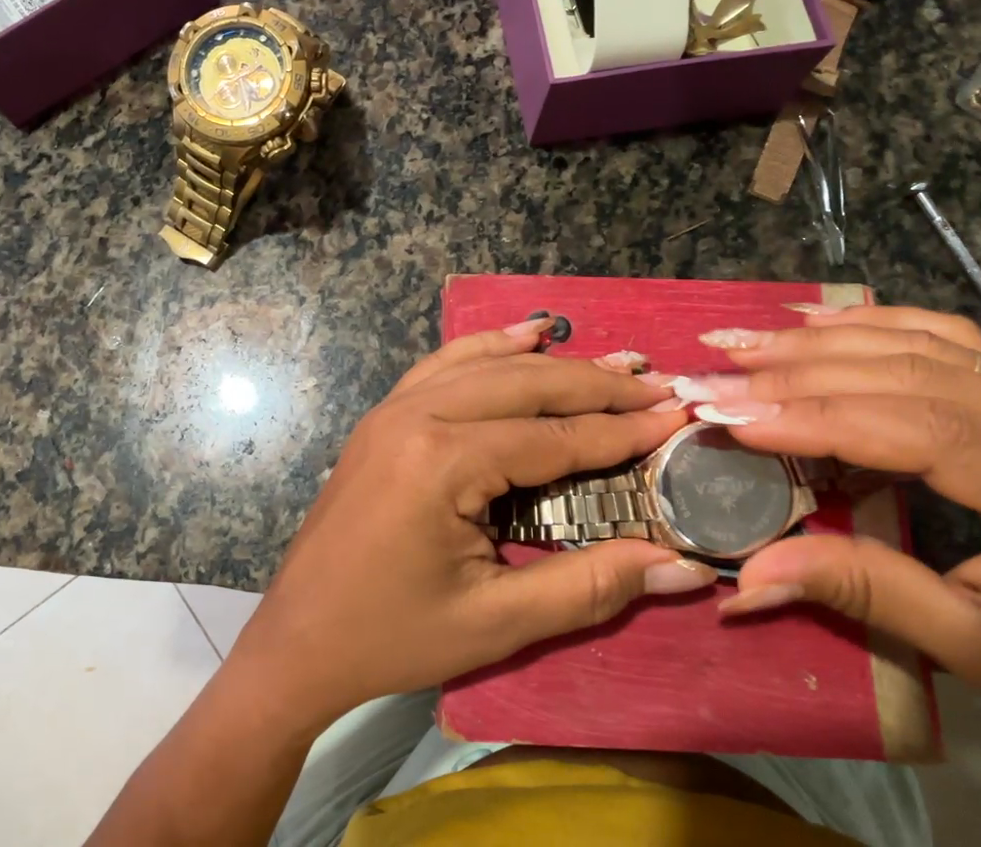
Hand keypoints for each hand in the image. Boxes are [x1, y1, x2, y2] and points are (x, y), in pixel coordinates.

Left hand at [226, 317, 715, 730]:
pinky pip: (443, 366)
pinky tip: (523, 339)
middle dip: (595, 386)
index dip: (621, 430)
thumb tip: (683, 565)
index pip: (553, 436)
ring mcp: (390, 411)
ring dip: (550, 362)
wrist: (297, 642)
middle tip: (658, 387)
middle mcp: (415, 416)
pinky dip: (489, 349)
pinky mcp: (379, 420)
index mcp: (441, 462)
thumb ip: (590, 586)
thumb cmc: (393, 637)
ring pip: (485, 364)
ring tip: (611, 364)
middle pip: (523, 384)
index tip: (678, 416)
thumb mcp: (497, 623)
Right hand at [703, 305, 980, 798]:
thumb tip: (749, 576)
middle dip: (801, 373)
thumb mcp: (980, 648)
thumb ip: (866, 593)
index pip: (930, 432)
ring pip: (930, 345)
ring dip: (827, 341)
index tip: (733, 417)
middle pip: (918, 375)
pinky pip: (956, 342)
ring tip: (742, 345)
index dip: (823, 416)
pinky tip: (820, 325)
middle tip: (710, 378)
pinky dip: (879, 326)